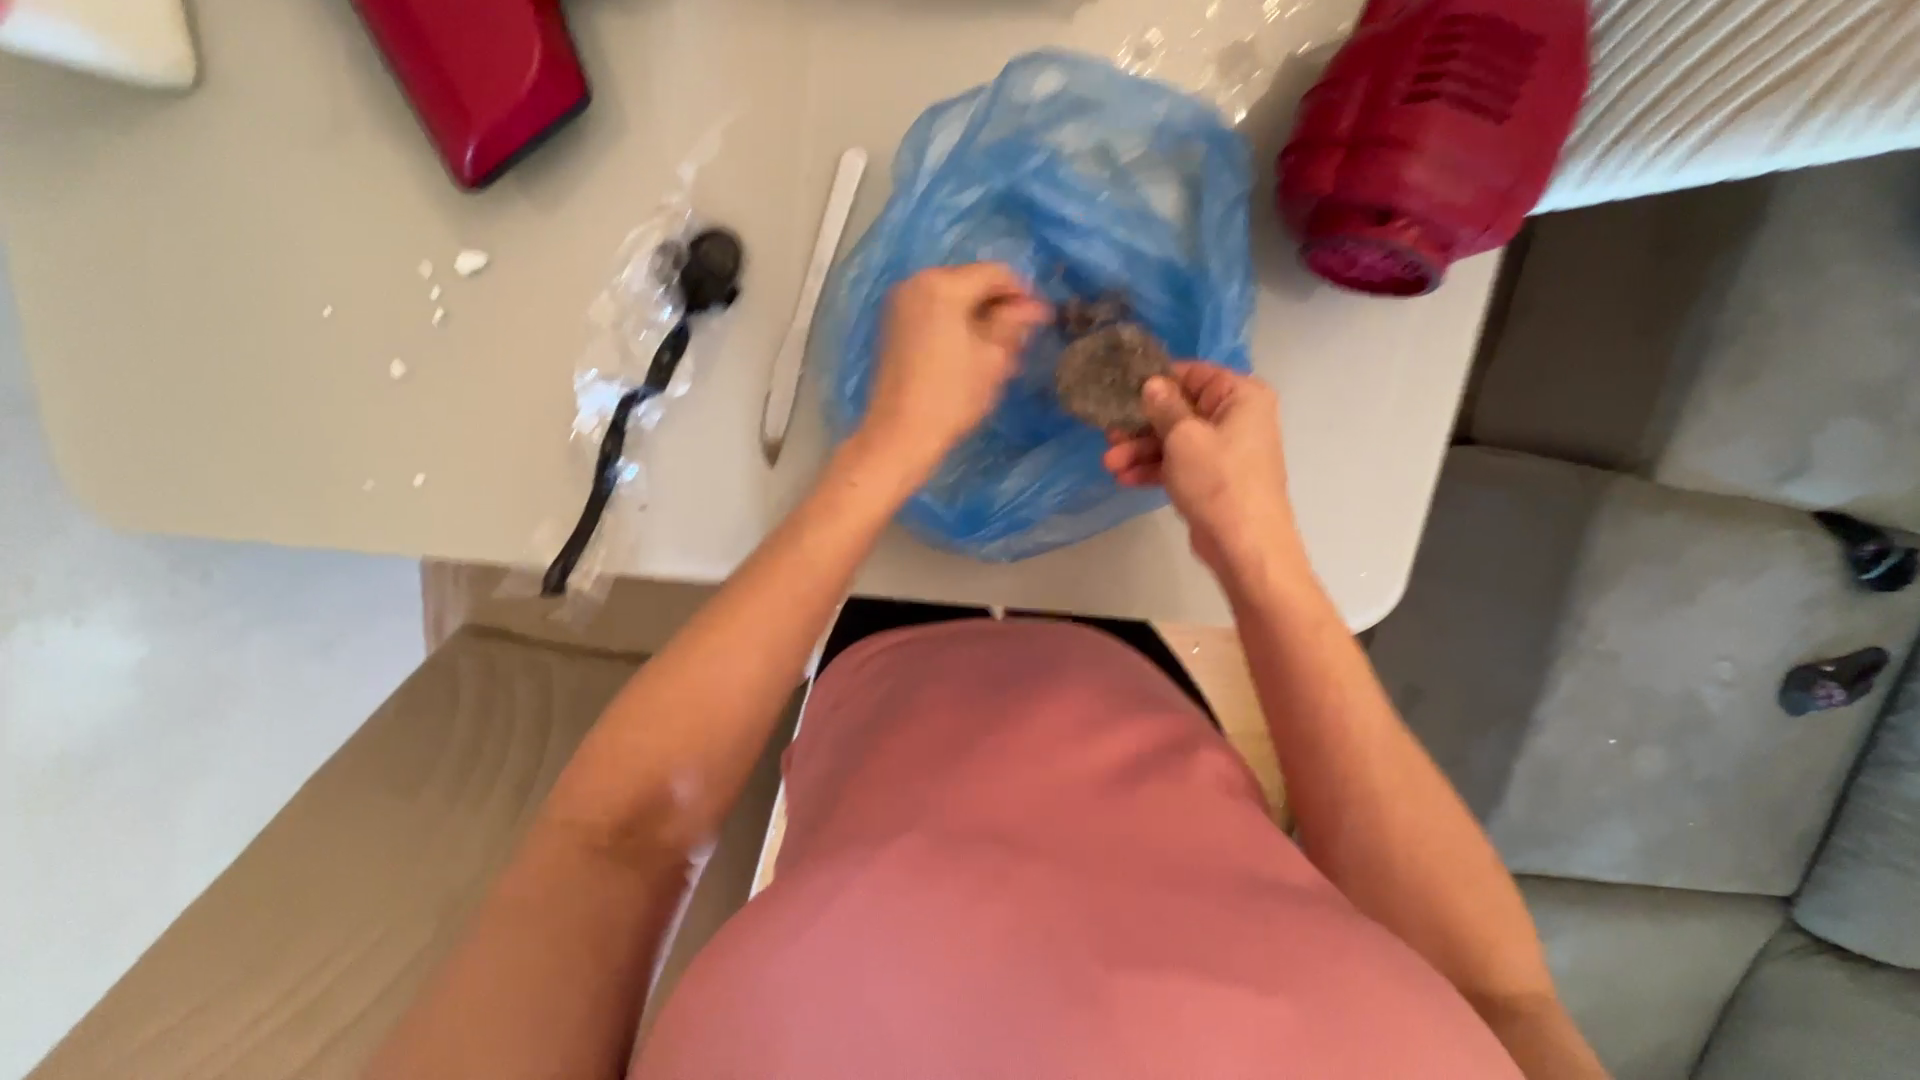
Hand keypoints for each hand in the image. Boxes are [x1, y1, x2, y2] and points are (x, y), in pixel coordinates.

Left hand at [855, 264, 1049, 481]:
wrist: (900, 434)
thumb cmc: (952, 396)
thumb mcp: (993, 358)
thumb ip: (1014, 324)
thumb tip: (1035, 307)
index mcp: (942, 285)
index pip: (995, 273)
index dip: (1023, 293)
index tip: (1041, 318)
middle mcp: (916, 283)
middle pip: (970, 281)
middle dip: (998, 305)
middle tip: (1021, 337)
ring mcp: (900, 303)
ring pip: (952, 298)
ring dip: (978, 316)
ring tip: (999, 350)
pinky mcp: (892, 325)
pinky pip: (933, 312)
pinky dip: (955, 323)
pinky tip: (971, 351)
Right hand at [1102, 363, 1303, 586]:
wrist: (1246, 545)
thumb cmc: (1218, 480)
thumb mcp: (1184, 436)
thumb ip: (1163, 406)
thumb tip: (1152, 383)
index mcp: (1241, 395)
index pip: (1193, 374)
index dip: (1156, 381)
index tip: (1121, 391)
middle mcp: (1237, 417)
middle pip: (1180, 410)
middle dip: (1142, 425)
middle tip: (1109, 434)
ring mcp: (1225, 450)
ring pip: (1175, 440)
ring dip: (1141, 451)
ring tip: (1109, 464)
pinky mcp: (1213, 478)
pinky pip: (1179, 464)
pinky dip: (1154, 469)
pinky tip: (1124, 478)